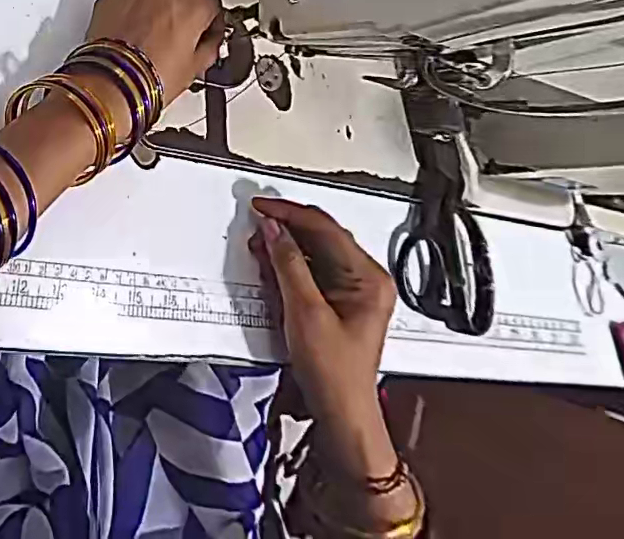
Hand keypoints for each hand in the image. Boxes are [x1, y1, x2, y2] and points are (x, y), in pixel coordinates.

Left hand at [81, 0, 222, 105]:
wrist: (114, 80)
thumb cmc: (151, 75)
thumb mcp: (195, 67)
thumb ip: (209, 47)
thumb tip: (207, 44)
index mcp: (194, 3)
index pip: (212, 5)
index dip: (209, 24)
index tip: (203, 35)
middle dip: (180, 13)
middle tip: (174, 39)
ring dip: (154, 10)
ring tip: (148, 40)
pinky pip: (129, 0)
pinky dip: (130, 12)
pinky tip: (129, 35)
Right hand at [249, 197, 398, 476]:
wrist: (341, 414)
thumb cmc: (334, 373)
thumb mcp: (305, 311)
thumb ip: (287, 264)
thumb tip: (273, 228)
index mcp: (368, 277)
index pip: (325, 228)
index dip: (289, 214)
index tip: (261, 208)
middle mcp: (364, 277)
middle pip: (320, 236)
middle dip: (284, 230)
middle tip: (255, 228)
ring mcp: (352, 288)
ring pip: (312, 250)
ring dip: (283, 248)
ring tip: (258, 248)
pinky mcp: (337, 299)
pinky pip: (310, 268)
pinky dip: (287, 265)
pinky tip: (270, 267)